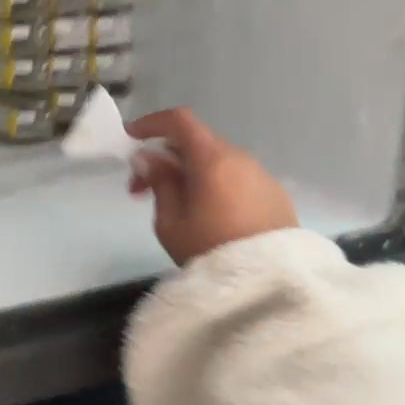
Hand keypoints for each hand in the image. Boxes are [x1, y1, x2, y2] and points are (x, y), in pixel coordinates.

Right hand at [126, 109, 298, 265]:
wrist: (269, 283)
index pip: (179, 121)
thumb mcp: (169, 221)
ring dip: (190, 173)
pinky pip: (235, 178)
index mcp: (212, 159)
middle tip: (141, 189)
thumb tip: (149, 158)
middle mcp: (240, 158)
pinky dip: (213, 184)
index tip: (130, 138)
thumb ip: (159, 182)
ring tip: (174, 206)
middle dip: (165, 158)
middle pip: (196, 143)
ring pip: (216, 162)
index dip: (151, 123)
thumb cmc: (209, 249)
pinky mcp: (274, 195)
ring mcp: (261, 175)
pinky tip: (207, 214)